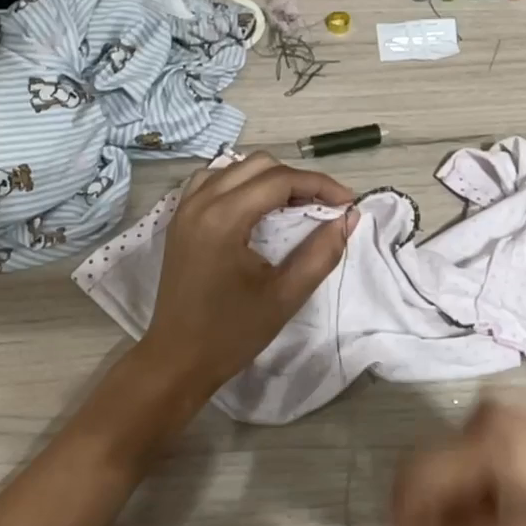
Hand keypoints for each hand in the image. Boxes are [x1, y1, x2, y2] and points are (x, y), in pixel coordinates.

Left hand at [140, 153, 357, 393]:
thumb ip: (322, 253)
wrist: (177, 359)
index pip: (280, 180)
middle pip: (259, 165)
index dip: (320, 185)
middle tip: (324, 207)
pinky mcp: (179, 219)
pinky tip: (257, 206)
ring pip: (235, 167)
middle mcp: (201, 201)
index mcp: (224, 218)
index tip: (347, 202)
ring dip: (269, 178)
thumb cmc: (232, 332)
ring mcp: (185, 208)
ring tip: (295, 205)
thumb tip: (348, 218)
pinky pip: (213, 180)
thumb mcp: (285, 296)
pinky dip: (241, 183)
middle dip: (298, 180)